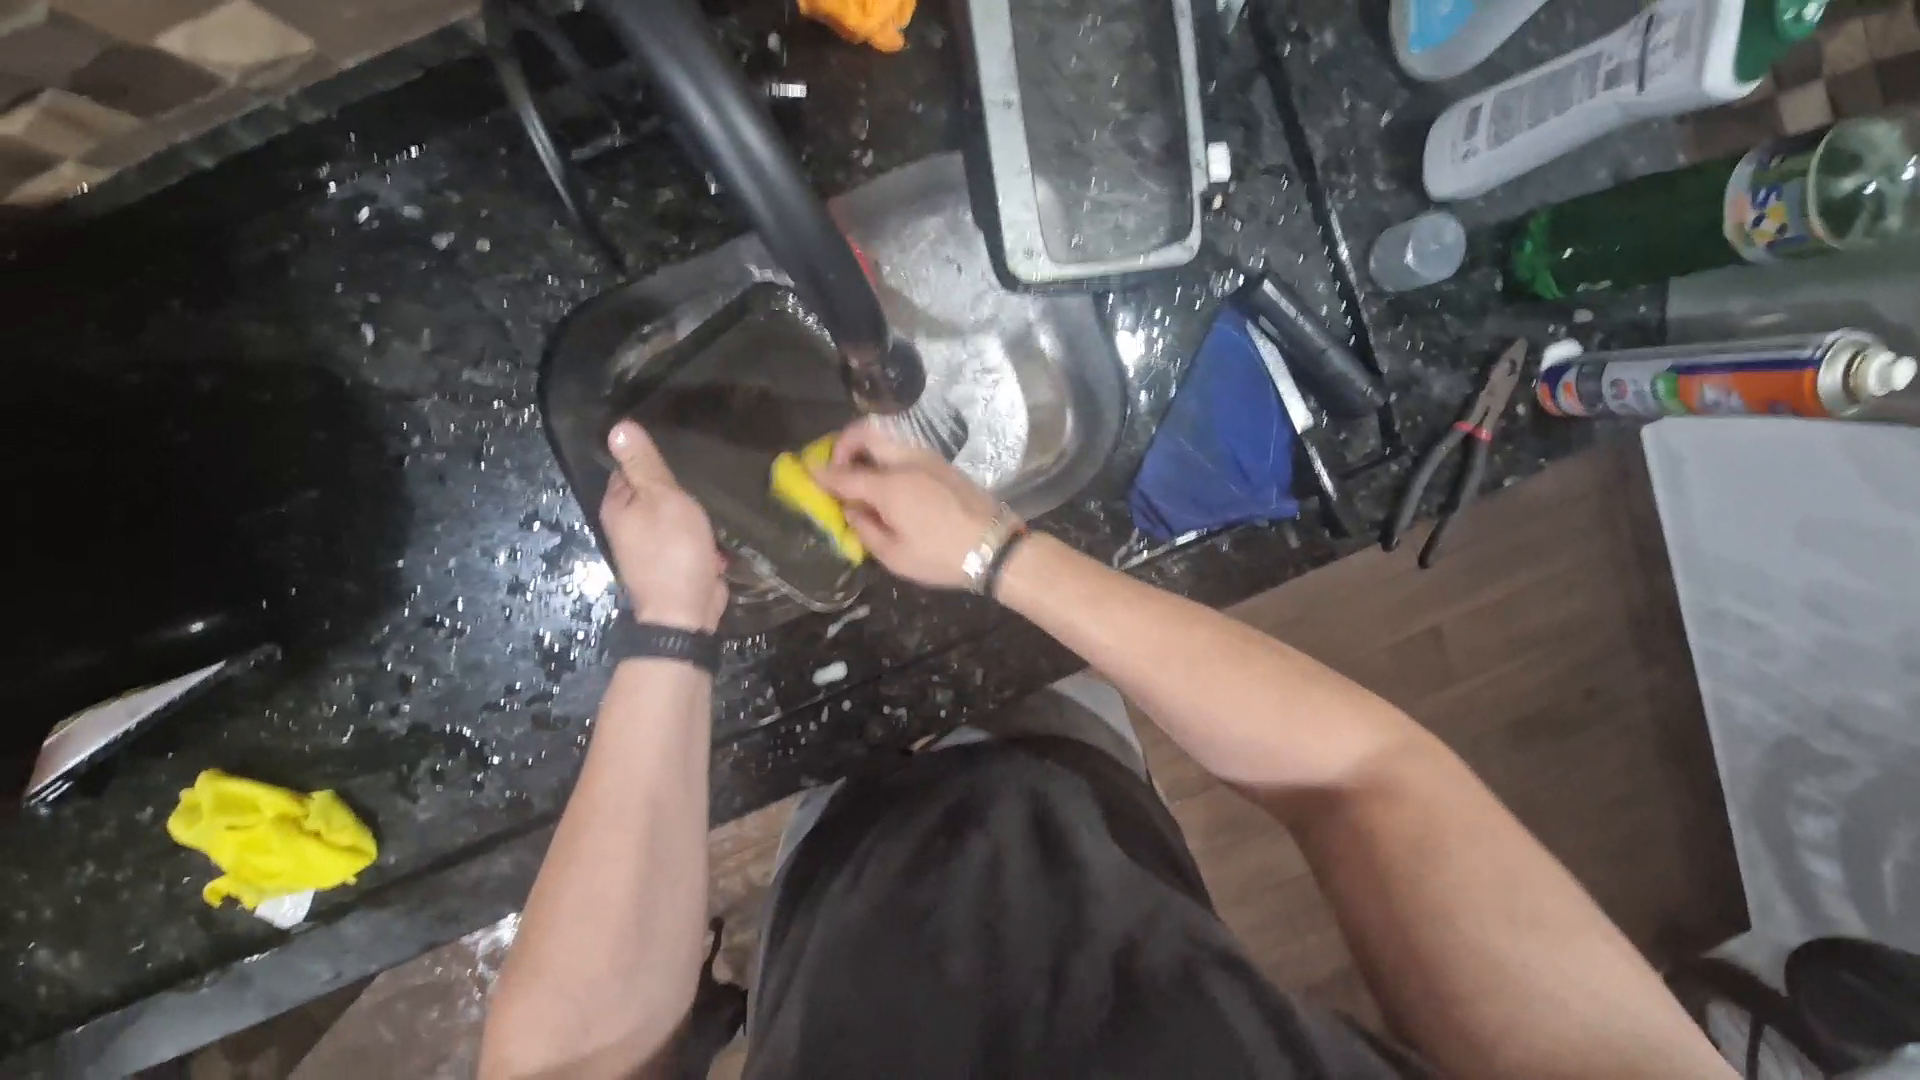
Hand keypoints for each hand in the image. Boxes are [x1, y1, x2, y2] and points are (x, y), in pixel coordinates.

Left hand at [600, 421, 727, 631]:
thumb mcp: (662, 499)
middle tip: (705, 463)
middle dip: (677, 483)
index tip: (680, 441)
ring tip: (717, 489)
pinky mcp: (675, 560)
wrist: (685, 612)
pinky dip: (703, 532)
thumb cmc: (673, 550)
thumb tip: (617, 427)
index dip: (651, 454)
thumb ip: (644, 465)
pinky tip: (720, 524)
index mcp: (618, 505)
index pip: (629, 466)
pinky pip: (689, 536)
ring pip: (674, 513)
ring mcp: (652, 545)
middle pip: (653, 490)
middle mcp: (628, 524)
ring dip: (693, 508)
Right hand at [811, 419, 1002, 589]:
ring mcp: (928, 458)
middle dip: (842, 444)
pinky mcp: (944, 464)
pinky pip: (906, 450)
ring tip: (860, 477)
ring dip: (867, 449)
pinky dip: (887, 457)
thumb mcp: (895, 556)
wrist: (997, 548)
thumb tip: (851, 510)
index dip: (820, 474)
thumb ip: (864, 529)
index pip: (843, 473)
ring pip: (888, 438)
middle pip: (865, 432)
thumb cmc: (942, 557)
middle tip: (835, 467)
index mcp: (890, 485)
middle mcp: (907, 461)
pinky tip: (888, 484)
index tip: (806, 475)